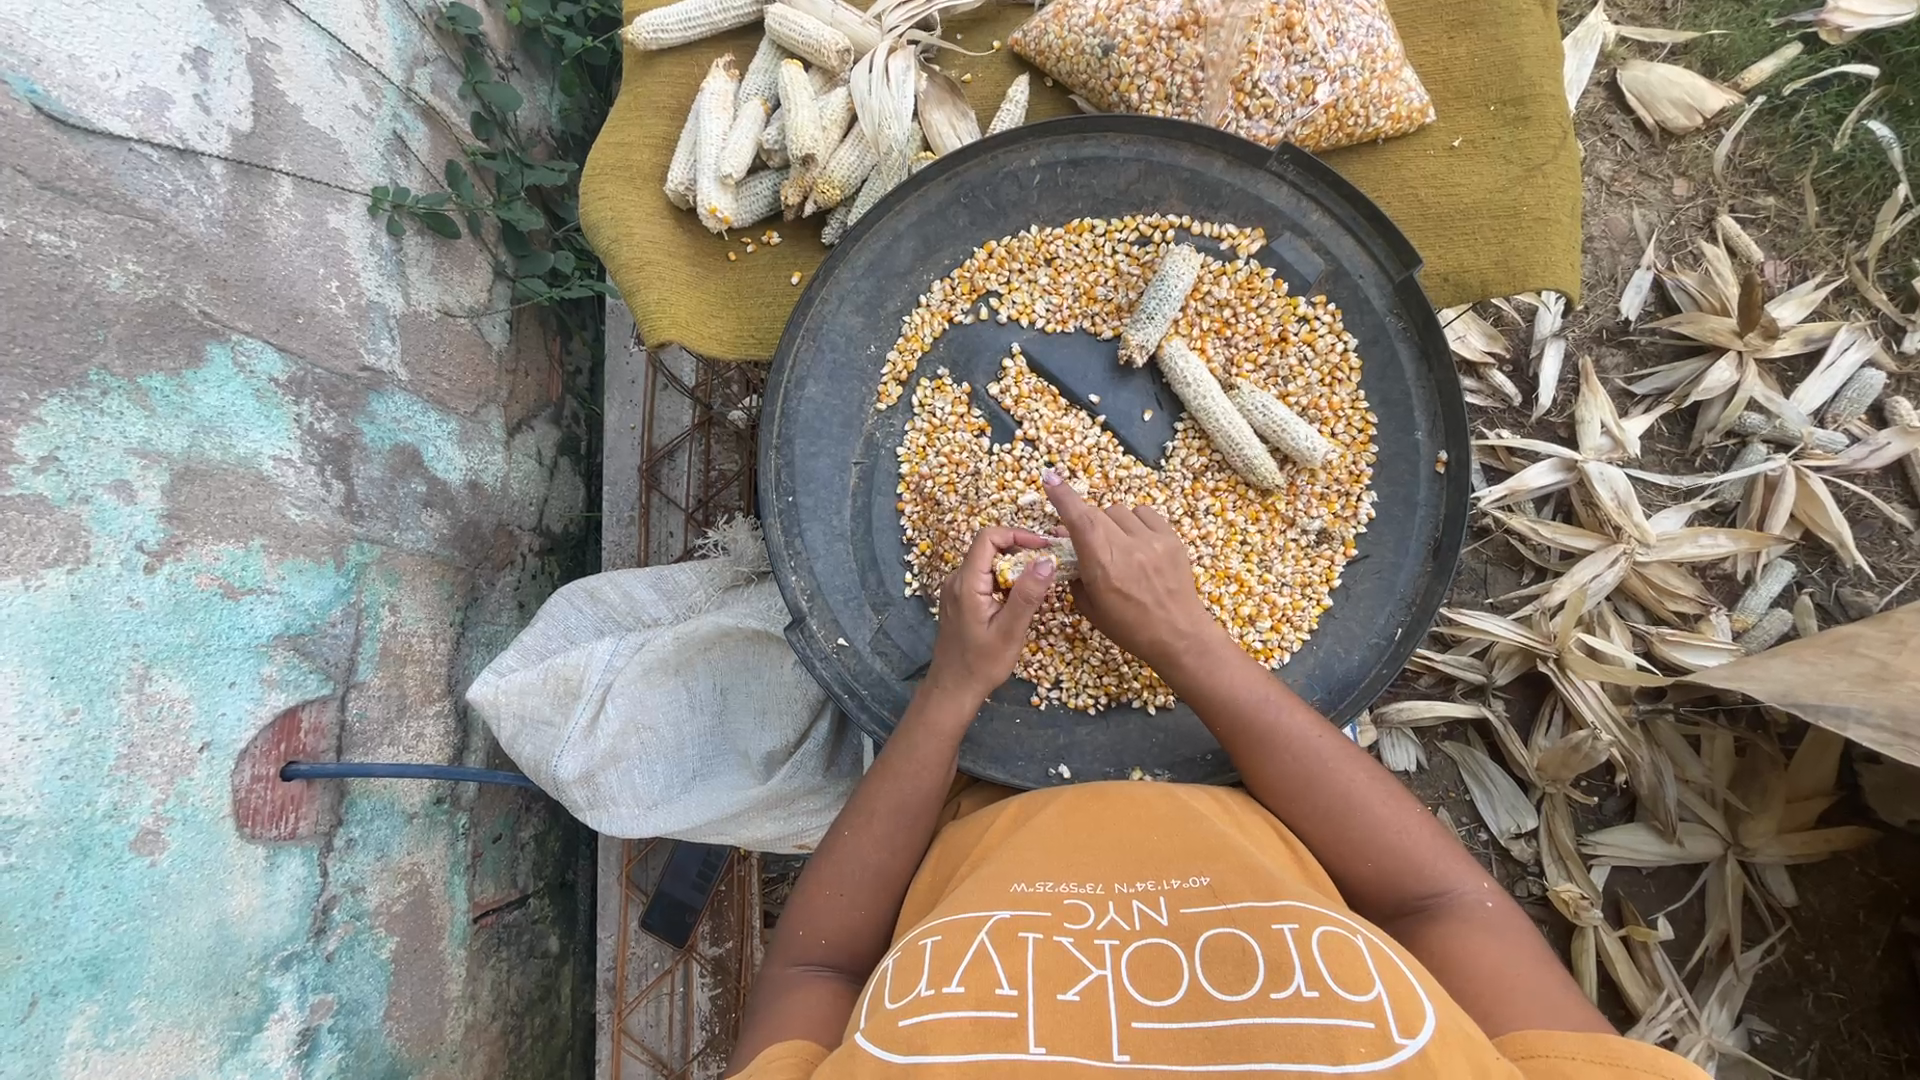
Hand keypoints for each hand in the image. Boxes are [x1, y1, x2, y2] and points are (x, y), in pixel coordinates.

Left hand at [925, 527, 1057, 702]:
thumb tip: (1046, 561)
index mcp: (966, 583)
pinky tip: (1021, 596)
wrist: (953, 688)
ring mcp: (956, 589)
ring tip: (1039, 579)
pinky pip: (984, 577)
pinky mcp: (961, 599)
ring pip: (988, 561)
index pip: (988, 538)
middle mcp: (957, 580)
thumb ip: (1027, 594)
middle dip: (1020, 549)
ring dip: (1014, 565)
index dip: (1017, 534)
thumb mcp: (1010, 631)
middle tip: (1048, 562)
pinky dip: (1005, 578)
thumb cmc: (981, 664)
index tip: (1043, 546)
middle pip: (989, 547)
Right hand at [1043, 468, 1225, 674]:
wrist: (1178, 635)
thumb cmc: (1128, 627)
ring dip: (1109, 522)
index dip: (1062, 496)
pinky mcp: (1171, 539)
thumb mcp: (1090, 607)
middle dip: (1084, 522)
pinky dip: (1134, 522)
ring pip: (1119, 511)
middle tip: (1084, 540)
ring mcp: (1152, 540)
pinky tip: (1135, 540)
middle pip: (1096, 513)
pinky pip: (1145, 514)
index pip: (1079, 519)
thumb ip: (1075, 574)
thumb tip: (1065, 549)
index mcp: (1102, 565)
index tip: (1049, 476)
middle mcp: (1127, 547)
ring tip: (1115, 544)